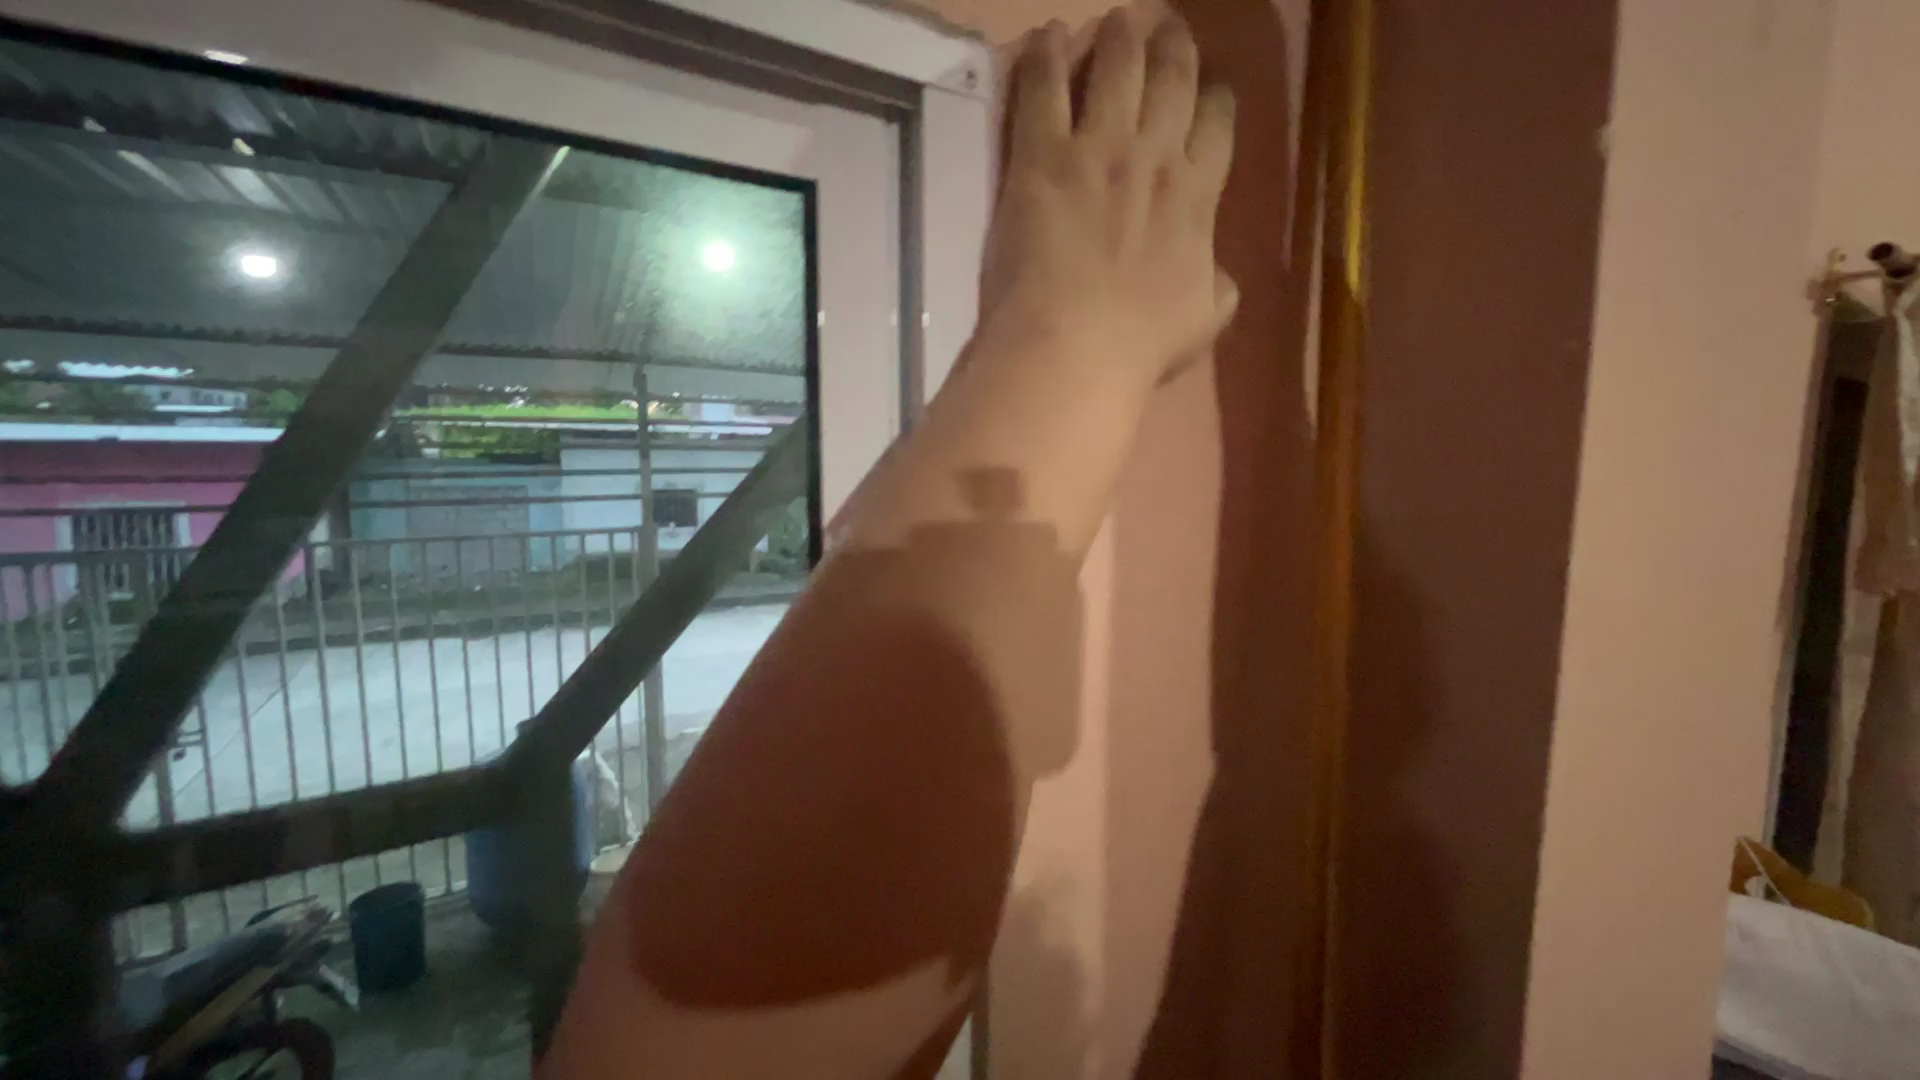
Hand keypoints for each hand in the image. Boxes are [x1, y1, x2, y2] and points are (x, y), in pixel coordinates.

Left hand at [978, 8, 1237, 385]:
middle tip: (1168, 28)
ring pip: (1116, 67)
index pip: (1217, 126)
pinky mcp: (1042, 156)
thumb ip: (1217, 288)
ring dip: (1119, 36)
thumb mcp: (1203, 320)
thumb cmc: (1139, 345)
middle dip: (1174, 48)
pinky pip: (1045, 88)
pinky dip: (1047, 56)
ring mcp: (1098, 149)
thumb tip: (1221, 276)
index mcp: (1196, 197)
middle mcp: (1155, 157)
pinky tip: (1047, 36)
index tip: (1211, 89)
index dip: (1215, 100)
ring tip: (1116, 19)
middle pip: (1173, 81)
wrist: (1076, 347)